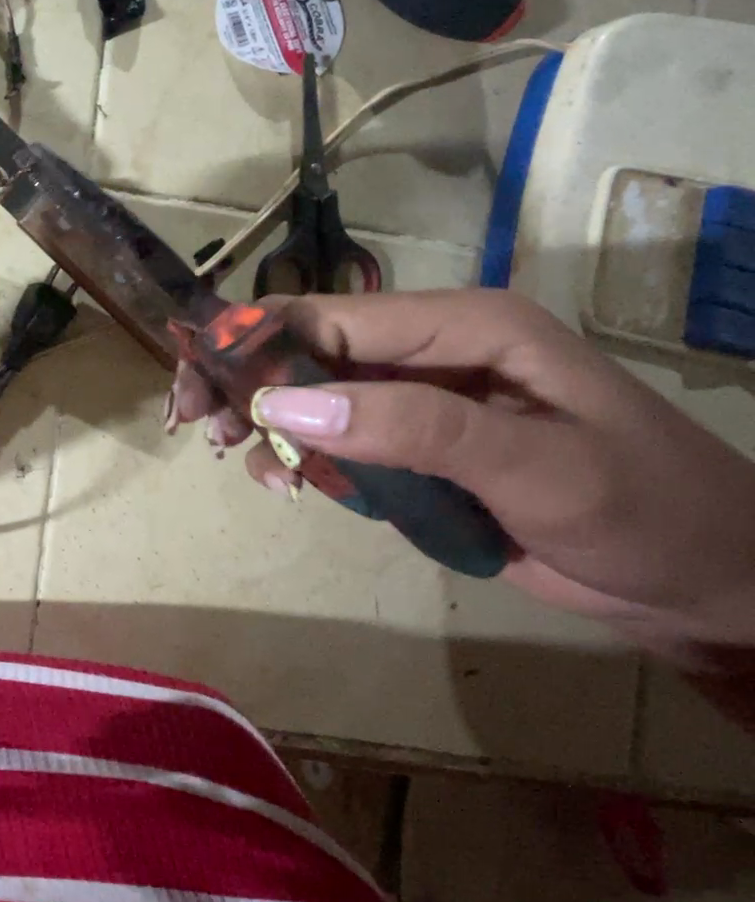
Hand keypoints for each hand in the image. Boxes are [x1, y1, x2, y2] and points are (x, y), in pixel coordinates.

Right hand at [171, 289, 754, 657]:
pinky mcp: (410, 446)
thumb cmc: (645, 512)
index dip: (253, 343)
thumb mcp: (537, 467)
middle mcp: (430, 351)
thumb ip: (414, 428)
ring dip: (262, 422)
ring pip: (307, 393)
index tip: (197, 389)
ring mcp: (417, 400)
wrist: (709, 585)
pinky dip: (296, 456)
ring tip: (237, 457)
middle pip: (305, 347)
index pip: (329, 315)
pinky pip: (331, 439)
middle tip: (198, 426)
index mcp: (464, 327)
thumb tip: (283, 404)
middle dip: (243, 382)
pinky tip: (285, 482)